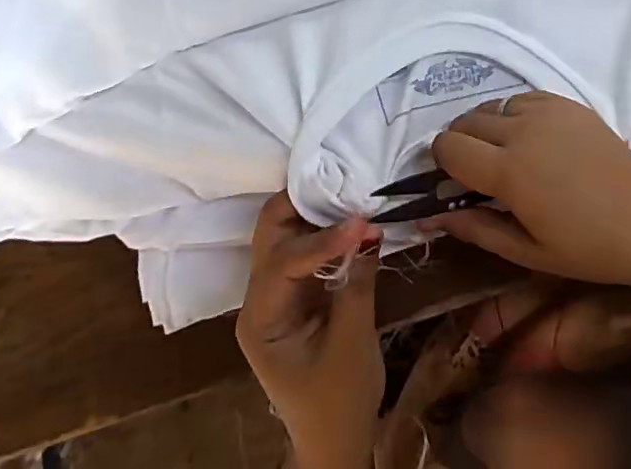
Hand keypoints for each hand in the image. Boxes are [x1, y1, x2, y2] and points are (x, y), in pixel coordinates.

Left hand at [236, 193, 383, 468]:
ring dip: (316, 213)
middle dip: (303, 208)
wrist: (337, 441)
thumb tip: (370, 229)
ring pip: (286, 234)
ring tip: (351, 198)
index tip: (360, 222)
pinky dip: (329, 231)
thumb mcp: (352, 344)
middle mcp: (261, 297)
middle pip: (271, 234)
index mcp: (260, 317)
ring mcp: (279, 292)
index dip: (321, 240)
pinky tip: (353, 221)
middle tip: (344, 189)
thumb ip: (357, 283)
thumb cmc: (339, 402)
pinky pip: (307, 248)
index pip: (283, 263)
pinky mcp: (300, 291)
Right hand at [421, 93, 630, 291]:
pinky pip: (521, 97)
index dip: (440, 161)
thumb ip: (476, 229)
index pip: (447, 146)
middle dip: (460, 144)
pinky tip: (531, 138)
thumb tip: (431, 216)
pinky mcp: (567, 103)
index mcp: (508, 172)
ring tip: (506, 155)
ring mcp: (546, 111)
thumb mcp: (529, 252)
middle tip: (477, 172)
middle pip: (465, 122)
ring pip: (492, 107)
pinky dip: (514, 114)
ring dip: (487, 128)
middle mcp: (521, 132)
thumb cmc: (591, 248)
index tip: (451, 180)